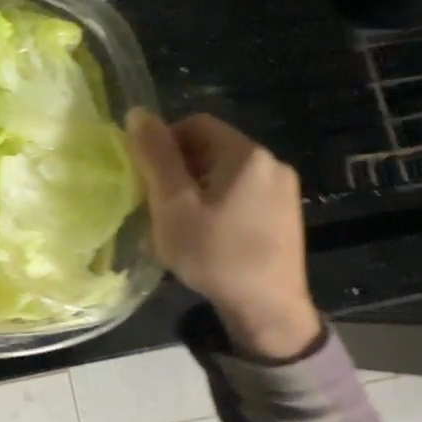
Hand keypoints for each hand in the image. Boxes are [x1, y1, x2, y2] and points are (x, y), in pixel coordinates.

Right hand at [126, 110, 321, 360]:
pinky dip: (214, 202)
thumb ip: (156, 157)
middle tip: (155, 200)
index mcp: (246, 155)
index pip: (195, 124)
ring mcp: (282, 189)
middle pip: (211, 147)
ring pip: (224, 172)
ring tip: (176, 220)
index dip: (162, 142)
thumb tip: (138, 113)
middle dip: (177, 167)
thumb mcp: (173, 205)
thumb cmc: (214, 253)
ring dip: (193, 187)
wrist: (267, 307)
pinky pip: (240, 192)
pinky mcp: (283, 213)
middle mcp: (271, 163)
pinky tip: (203, 232)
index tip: (144, 176)